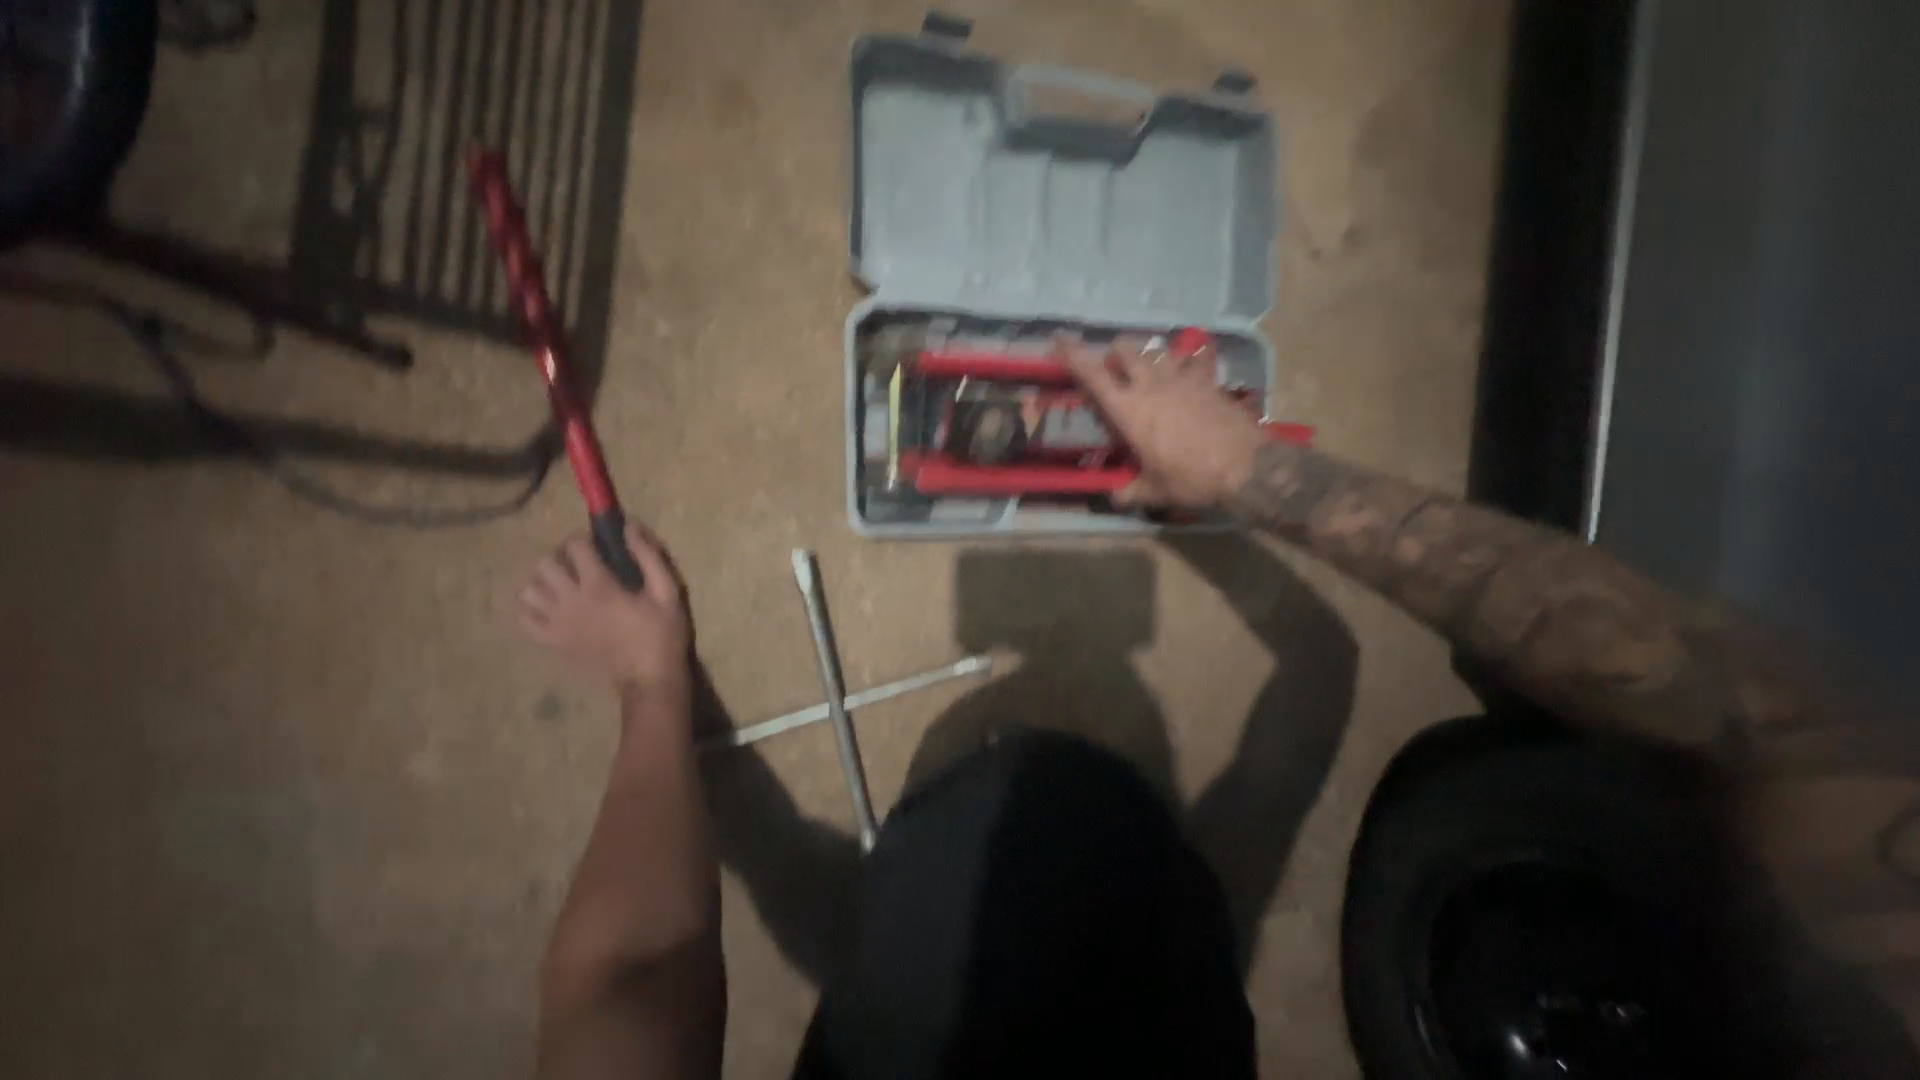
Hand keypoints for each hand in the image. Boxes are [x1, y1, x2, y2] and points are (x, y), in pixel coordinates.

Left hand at [518, 523, 691, 697]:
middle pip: (545, 564)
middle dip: (560, 559)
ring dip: (543, 583)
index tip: (597, 548)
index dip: (584, 541)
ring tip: (562, 587)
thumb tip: (630, 526)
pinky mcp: (552, 643)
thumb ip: (649, 557)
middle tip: (578, 567)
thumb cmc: (662, 633)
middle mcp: (571, 601)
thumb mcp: (667, 591)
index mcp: (599, 586)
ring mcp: (557, 624)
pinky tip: (550, 610)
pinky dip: (531, 611)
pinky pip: (524, 621)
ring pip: (528, 590)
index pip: (574, 546)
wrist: (648, 679)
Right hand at [1061, 334, 1267, 508]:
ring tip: (1145, 368)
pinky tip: (1188, 370)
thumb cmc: (1191, 478)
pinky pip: (1192, 359)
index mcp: (1128, 410)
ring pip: (1155, 349)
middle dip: (1113, 354)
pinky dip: (1185, 360)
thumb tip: (1113, 496)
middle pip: (1124, 350)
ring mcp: (1181, 377)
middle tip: (1111, 368)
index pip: (1092, 374)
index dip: (1072, 355)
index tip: (1058, 342)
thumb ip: (1130, 491)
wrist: (1245, 466)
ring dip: (1145, 355)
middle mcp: (1150, 385)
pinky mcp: (1207, 379)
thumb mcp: (1154, 491)